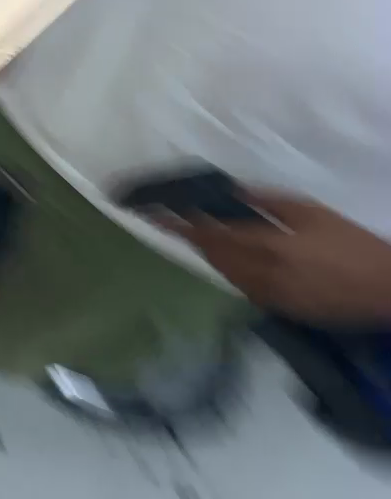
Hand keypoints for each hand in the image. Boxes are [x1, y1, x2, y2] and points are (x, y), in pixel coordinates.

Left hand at [159, 190, 390, 324]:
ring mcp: (267, 294)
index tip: (147, 212)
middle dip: (191, 235)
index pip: (203, 231)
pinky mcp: (280, 310)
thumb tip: (227, 191)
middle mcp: (256, 271)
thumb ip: (263, 201)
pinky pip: (242, 286)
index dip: (173, 222)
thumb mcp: (310, 212)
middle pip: (208, 251)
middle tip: (179, 220)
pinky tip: (240, 260)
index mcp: (261, 245)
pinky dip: (232, 270)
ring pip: (222, 270)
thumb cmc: (354, 245)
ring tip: (207, 236)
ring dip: (210, 252)